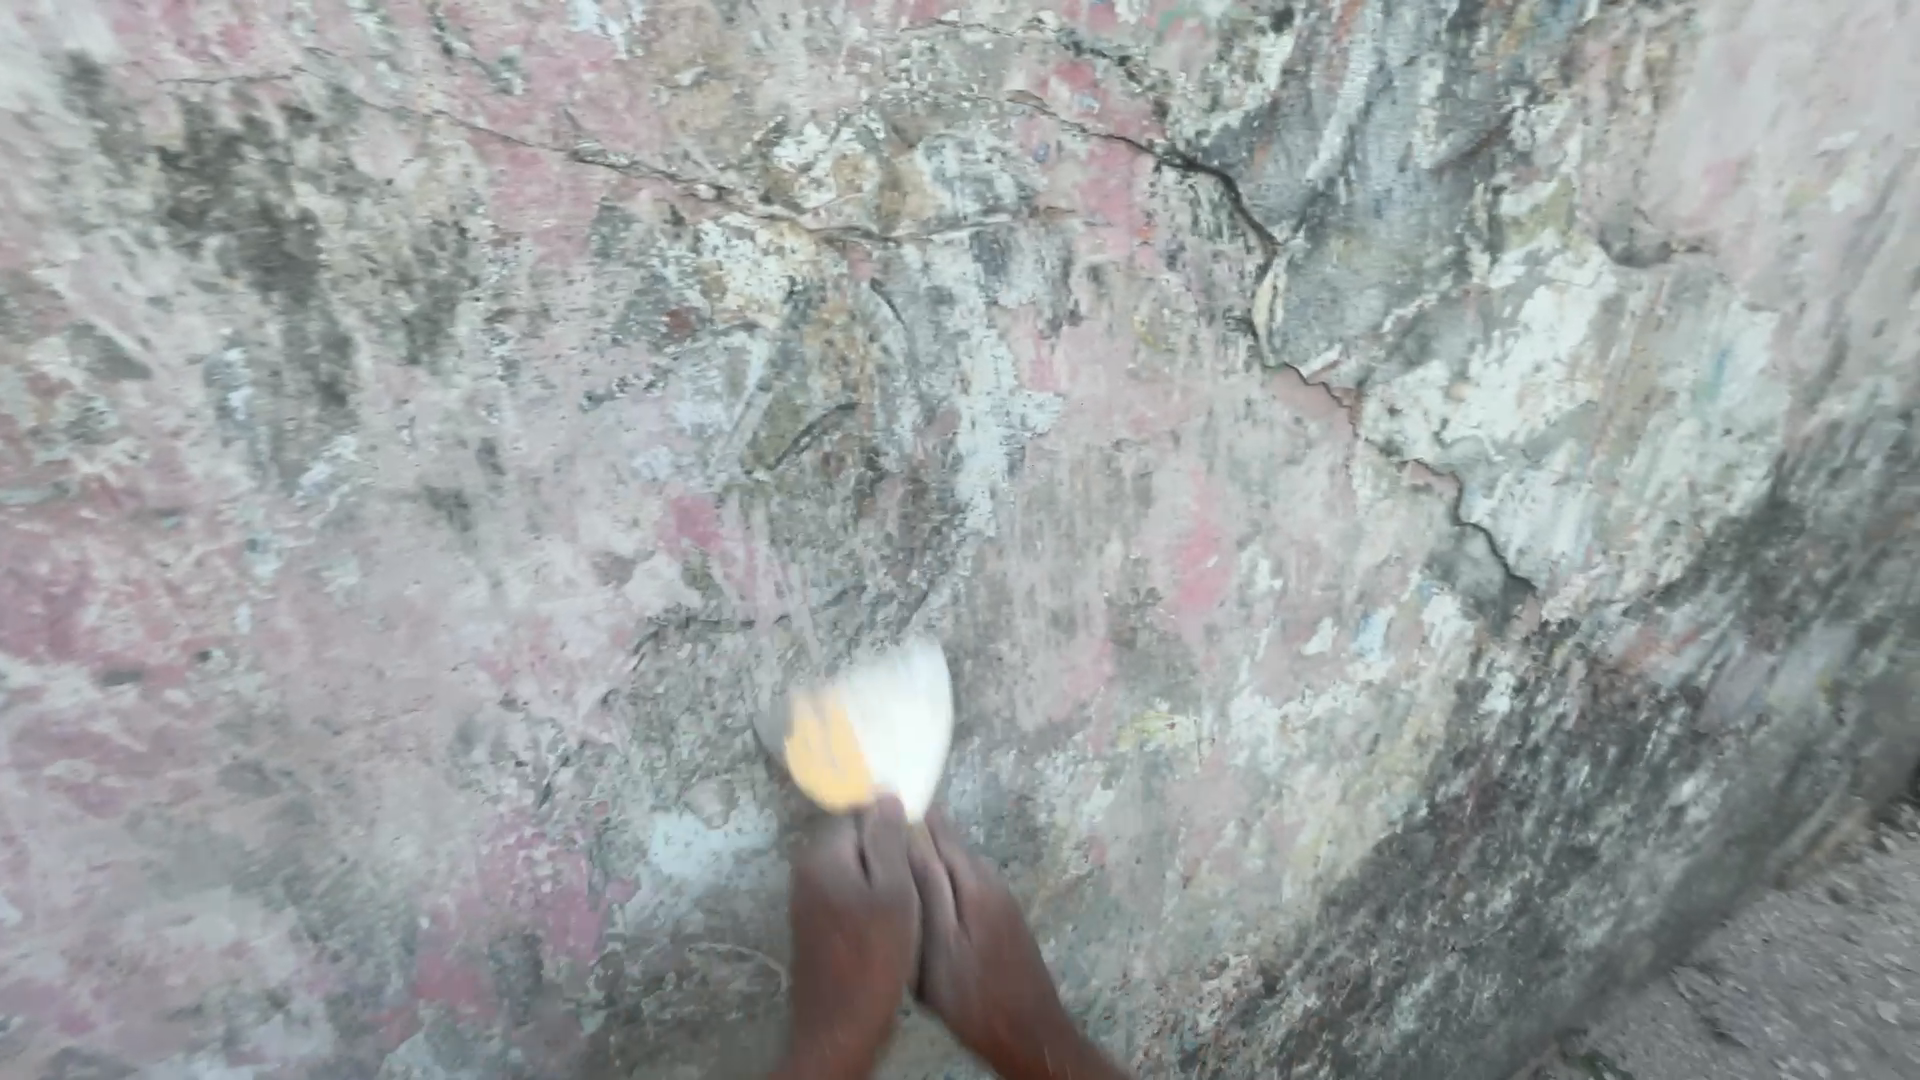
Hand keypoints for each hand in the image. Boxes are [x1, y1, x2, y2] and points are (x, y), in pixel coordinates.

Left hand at [776, 797, 918, 1079]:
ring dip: (880, 876)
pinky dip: (868, 897)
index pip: (859, 813)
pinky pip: (846, 890)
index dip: (890, 825)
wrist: (839, 1029)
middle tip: (915, 877)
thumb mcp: (895, 892)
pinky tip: (888, 921)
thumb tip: (886, 793)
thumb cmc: (874, 958)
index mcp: (822, 855)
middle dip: (885, 850)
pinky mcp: (812, 922)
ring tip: (906, 900)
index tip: (914, 845)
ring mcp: (806, 897)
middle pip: (854, 839)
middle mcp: (806, 869)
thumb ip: (888, 839)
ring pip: (853, 867)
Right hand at [909, 809, 1122, 1078]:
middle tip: (890, 836)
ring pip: (962, 868)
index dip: (918, 819)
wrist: (1027, 1032)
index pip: (943, 834)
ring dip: (937, 861)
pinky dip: (949, 883)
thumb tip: (912, 841)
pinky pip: (970, 887)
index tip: (891, 805)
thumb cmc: (974, 994)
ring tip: (903, 867)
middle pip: (954, 848)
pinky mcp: (1004, 920)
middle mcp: (993, 881)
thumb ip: (928, 890)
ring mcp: (1002, 901)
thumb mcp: (940, 945)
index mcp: (976, 882)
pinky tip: (932, 901)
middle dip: (926, 837)